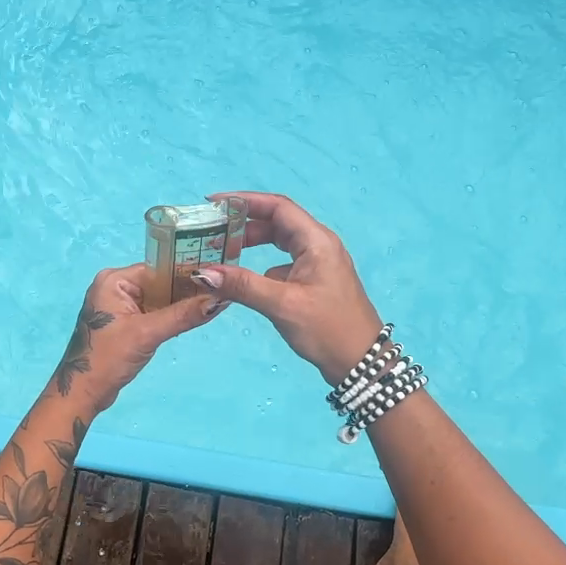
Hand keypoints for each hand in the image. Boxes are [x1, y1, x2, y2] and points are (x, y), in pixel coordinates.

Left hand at [50, 264, 226, 411]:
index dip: (187, 274)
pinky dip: (170, 317)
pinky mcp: (124, 324)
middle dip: (187, 290)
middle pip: (160, 283)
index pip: (159, 269)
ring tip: (214, 303)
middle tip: (221, 292)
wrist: (82, 393)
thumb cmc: (108, 358)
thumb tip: (220, 298)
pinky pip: (153, 313)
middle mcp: (115, 287)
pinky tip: (193, 318)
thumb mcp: (147, 333)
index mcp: (114, 280)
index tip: (218, 278)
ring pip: (159, 299)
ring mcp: (119, 306)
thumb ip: (183, 314)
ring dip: (181, 305)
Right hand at [193, 192, 383, 386]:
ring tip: (223, 252)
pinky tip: (244, 282)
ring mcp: (318, 265)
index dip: (245, 201)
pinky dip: (260, 267)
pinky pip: (282, 264)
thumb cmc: (328, 329)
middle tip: (213, 231)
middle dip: (244, 223)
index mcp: (316, 241)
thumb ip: (243, 286)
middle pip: (277, 222)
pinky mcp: (314, 283)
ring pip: (280, 243)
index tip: (214, 204)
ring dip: (252, 244)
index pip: (278, 207)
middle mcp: (319, 246)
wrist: (361, 363)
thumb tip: (204, 273)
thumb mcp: (282, 305)